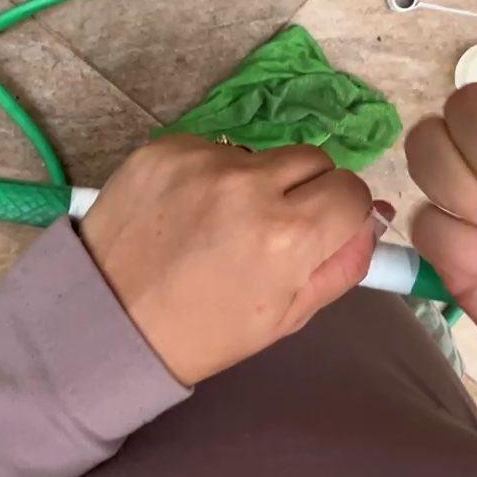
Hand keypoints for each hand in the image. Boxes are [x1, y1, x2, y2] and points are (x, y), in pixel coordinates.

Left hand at [80, 136, 382, 385]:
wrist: (105, 317)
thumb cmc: (203, 330)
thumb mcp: (287, 316)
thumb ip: (341, 263)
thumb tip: (372, 217)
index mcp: (287, 235)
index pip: (351, 189)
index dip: (340, 213)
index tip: (318, 230)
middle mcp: (247, 185)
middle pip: (313, 159)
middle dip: (305, 190)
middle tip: (271, 226)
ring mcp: (201, 160)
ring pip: (262, 152)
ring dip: (257, 179)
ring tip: (221, 221)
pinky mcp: (164, 146)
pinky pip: (214, 149)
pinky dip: (211, 173)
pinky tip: (187, 209)